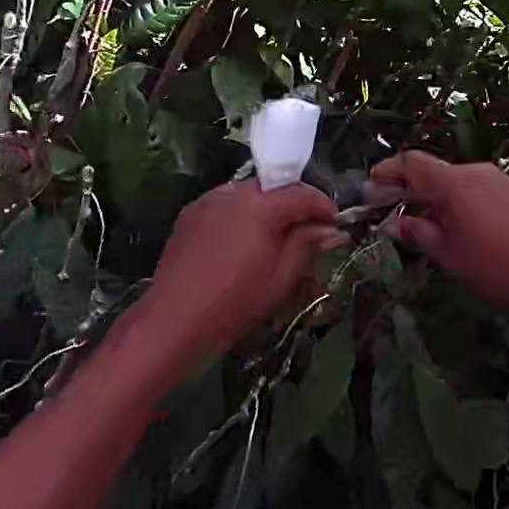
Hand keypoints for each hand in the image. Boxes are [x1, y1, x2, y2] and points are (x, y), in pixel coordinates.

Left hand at [143, 181, 345, 354]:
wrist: (173, 319)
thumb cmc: (234, 302)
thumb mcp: (281, 278)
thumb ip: (307, 245)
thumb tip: (332, 229)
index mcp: (260, 205)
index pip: (302, 193)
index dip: (323, 206)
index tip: (335, 222)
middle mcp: (234, 191)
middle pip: (275, 189)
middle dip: (295, 206)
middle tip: (308, 232)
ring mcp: (209, 200)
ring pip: (249, 195)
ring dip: (267, 209)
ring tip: (274, 239)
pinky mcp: (191, 213)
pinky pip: (226, 205)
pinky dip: (241, 216)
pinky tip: (241, 243)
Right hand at [372, 152, 508, 324]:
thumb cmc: (497, 266)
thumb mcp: (448, 254)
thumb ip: (418, 231)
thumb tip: (395, 222)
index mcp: (454, 181)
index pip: (410, 163)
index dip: (386, 172)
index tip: (370, 188)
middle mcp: (474, 171)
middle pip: (431, 171)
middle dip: (406, 188)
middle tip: (387, 210)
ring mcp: (496, 180)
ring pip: (452, 181)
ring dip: (430, 196)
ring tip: (419, 224)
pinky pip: (471, 189)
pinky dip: (453, 201)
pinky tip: (452, 226)